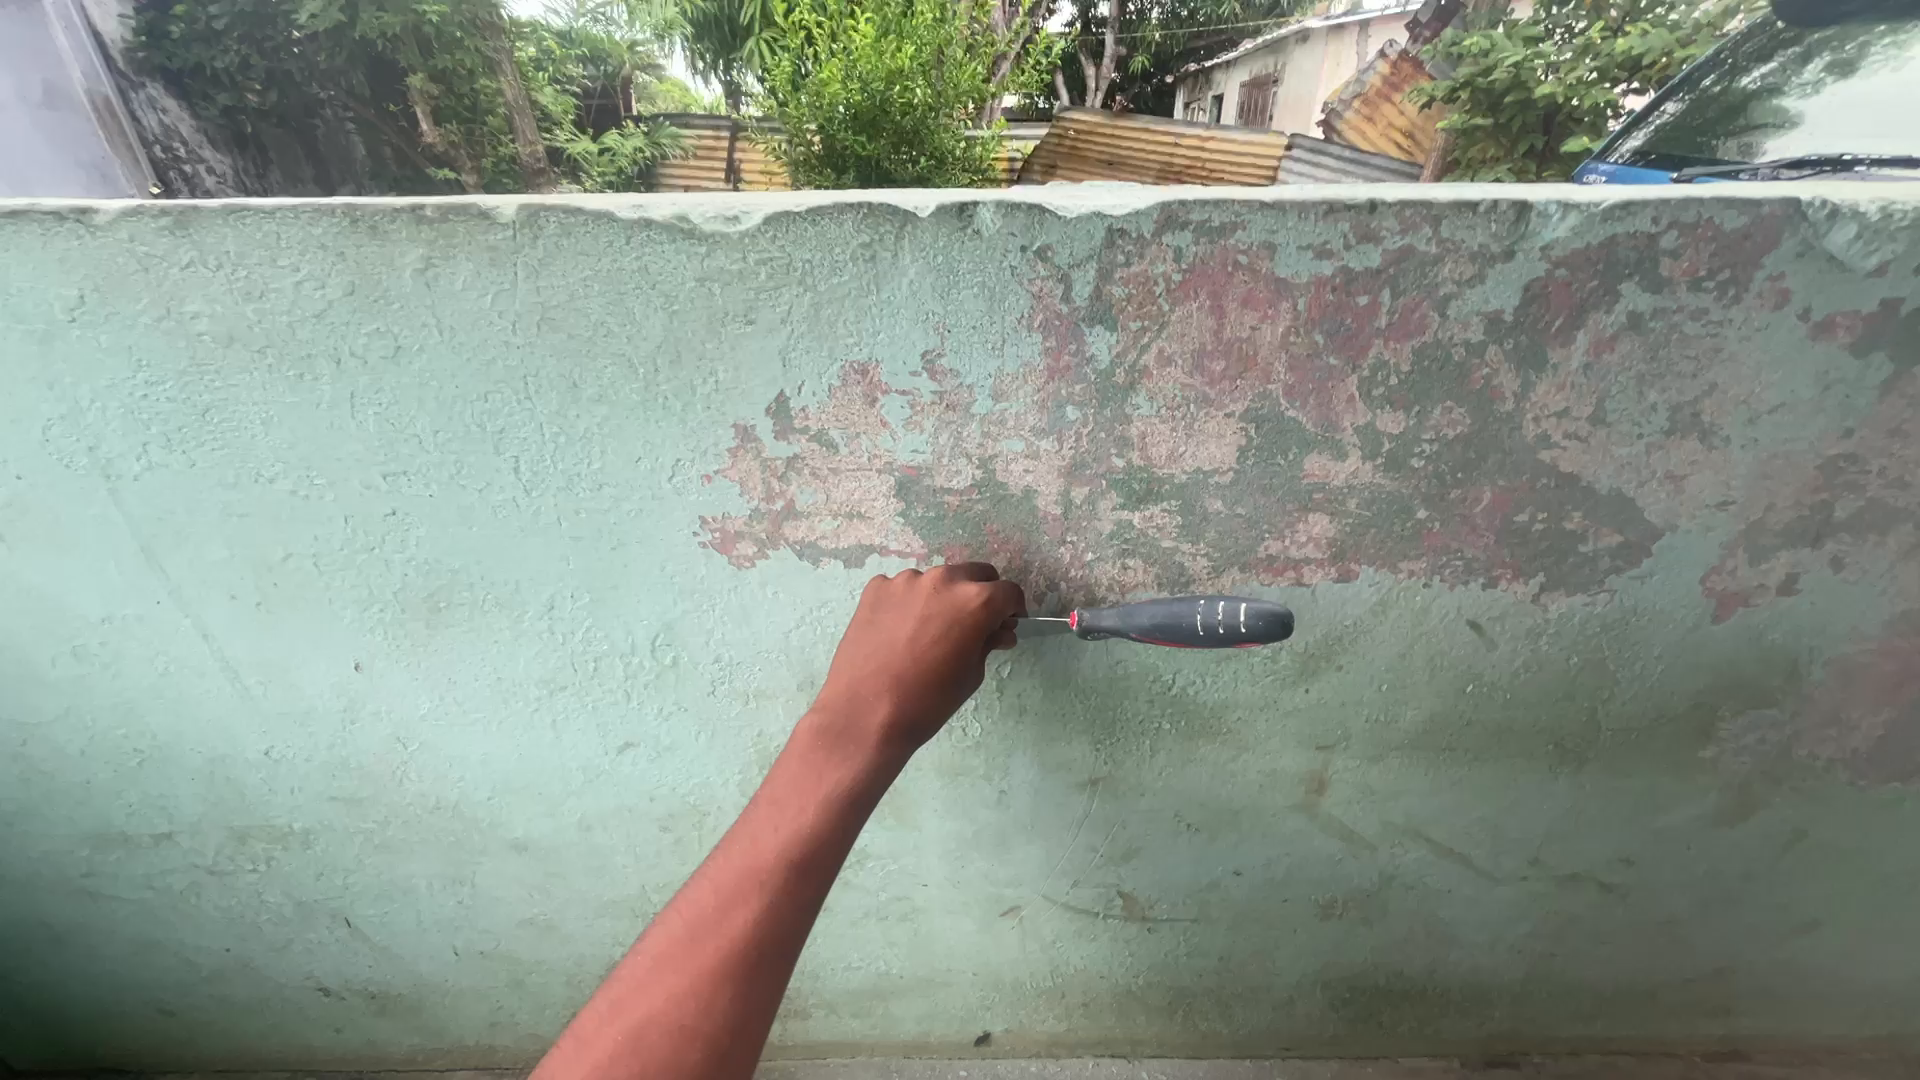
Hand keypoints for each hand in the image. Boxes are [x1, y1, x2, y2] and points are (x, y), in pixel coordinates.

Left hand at [808, 562, 1025, 756]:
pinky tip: (899, 632)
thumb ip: (988, 643)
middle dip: (981, 595)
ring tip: (929, 632)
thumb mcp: (971, 674)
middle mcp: (944, 579)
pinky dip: (910, 603)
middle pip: (975, 574)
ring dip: (943, 598)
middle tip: (972, 625)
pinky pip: (904, 589)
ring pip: (937, 581)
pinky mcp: (877, 587)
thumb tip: (999, 631)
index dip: (1012, 610)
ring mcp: (906, 580)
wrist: (864, 712)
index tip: (1005, 625)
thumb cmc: (928, 701)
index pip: (1009, 592)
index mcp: (976, 600)